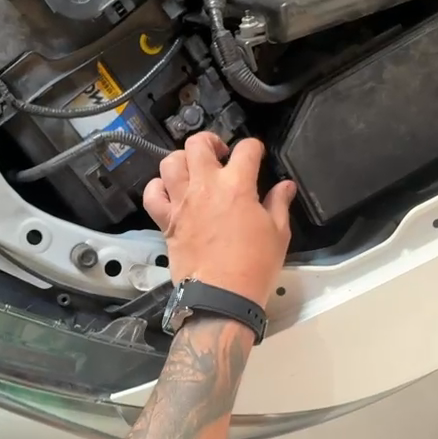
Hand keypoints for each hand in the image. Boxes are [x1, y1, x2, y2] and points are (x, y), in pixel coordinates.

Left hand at [143, 134, 296, 307]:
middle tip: (219, 154)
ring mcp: (182, 203)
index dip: (253, 147)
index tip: (256, 154)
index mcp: (237, 186)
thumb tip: (285, 186)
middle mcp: (204, 187)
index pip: (245, 149)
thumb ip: (279, 204)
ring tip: (193, 170)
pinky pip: (152, 194)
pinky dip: (157, 188)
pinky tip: (169, 191)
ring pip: (170, 163)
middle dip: (210, 141)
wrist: (221, 297)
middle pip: (198, 144)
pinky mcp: (166, 221)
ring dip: (182, 160)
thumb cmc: (254, 267)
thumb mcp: (278, 234)